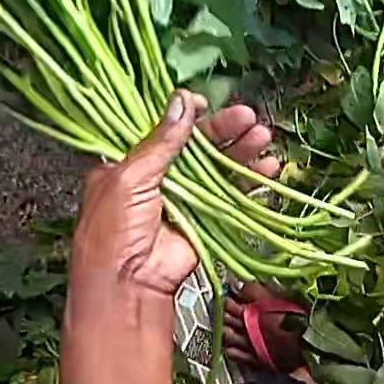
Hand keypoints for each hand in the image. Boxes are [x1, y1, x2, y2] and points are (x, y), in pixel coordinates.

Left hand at [71, 91, 279, 301]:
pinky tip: (268, 167)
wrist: (131, 282)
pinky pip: (233, 194)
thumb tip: (181, 103)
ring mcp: (188, 197)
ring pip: (219, 167)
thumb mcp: (129, 178)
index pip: (162, 130)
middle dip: (222, 130)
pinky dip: (252, 181)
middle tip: (247, 116)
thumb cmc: (115, 230)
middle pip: (197, 146)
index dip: (183, 115)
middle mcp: (160, 177)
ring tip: (264, 137)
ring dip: (242, 151)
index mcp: (130, 163)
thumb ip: (160, 143)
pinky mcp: (209, 217)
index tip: (202, 102)